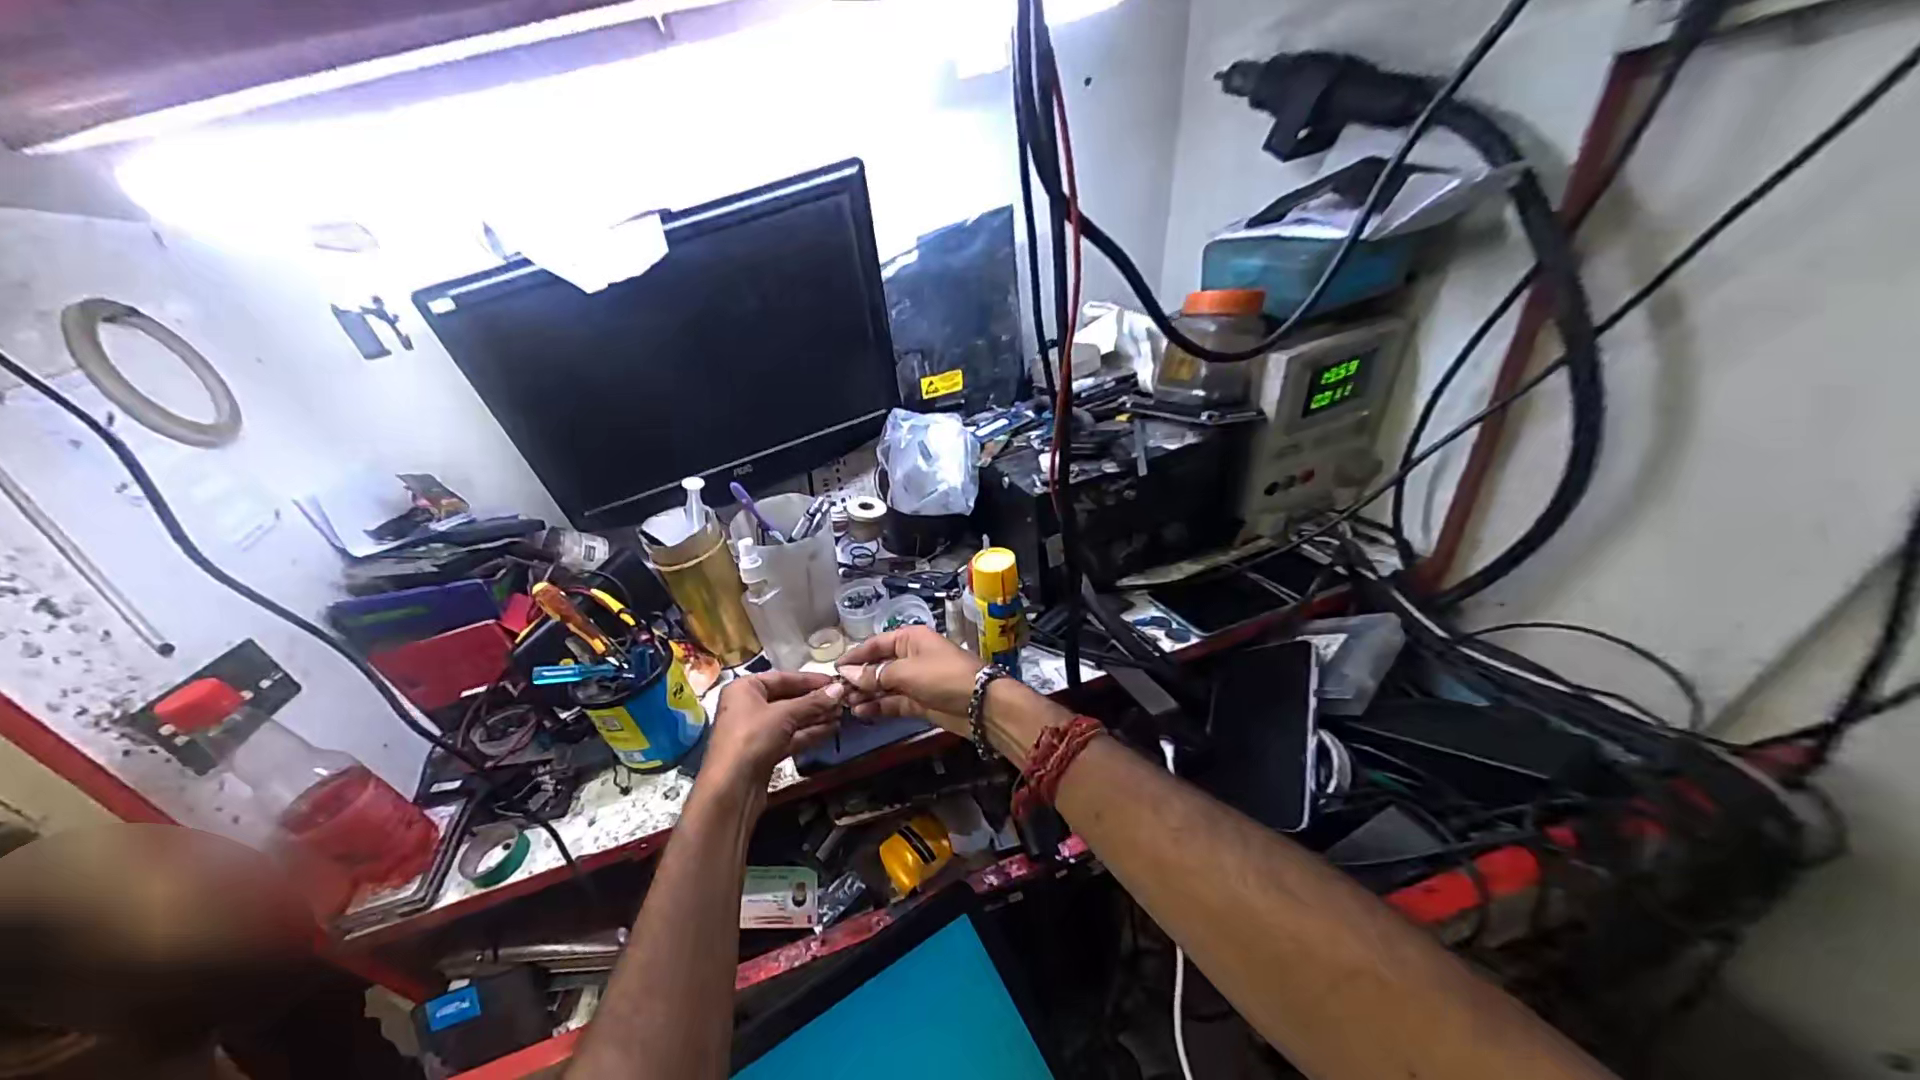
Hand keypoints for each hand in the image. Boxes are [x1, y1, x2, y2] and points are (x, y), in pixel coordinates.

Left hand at [703, 671, 844, 790]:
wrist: (731, 787)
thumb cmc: (752, 738)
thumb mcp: (784, 714)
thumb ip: (813, 702)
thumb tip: (840, 689)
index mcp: (745, 689)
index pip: (782, 677)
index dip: (810, 679)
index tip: (834, 681)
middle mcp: (748, 706)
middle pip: (787, 698)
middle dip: (815, 700)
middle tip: (842, 699)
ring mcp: (756, 731)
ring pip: (791, 719)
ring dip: (815, 717)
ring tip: (841, 714)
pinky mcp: (764, 751)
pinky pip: (790, 736)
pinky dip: (809, 733)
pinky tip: (831, 729)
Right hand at [836, 626, 984, 737]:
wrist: (981, 704)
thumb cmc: (943, 677)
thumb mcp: (906, 671)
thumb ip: (875, 674)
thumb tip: (847, 674)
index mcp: (911, 639)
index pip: (876, 643)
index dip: (855, 655)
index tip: (834, 669)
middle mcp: (912, 657)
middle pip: (878, 666)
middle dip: (859, 679)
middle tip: (837, 693)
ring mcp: (916, 681)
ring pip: (884, 686)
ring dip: (866, 695)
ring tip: (845, 705)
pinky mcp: (920, 702)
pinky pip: (894, 702)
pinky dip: (879, 707)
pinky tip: (862, 713)